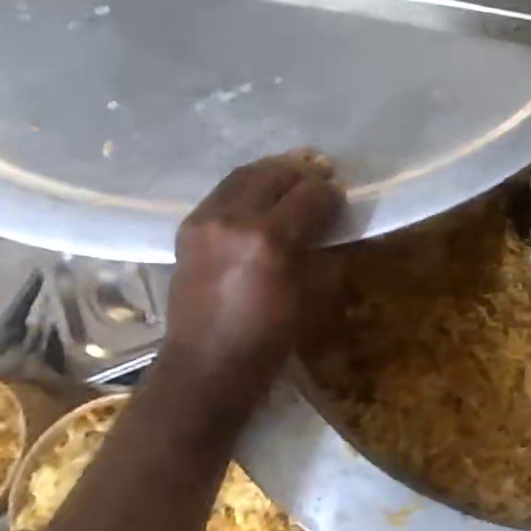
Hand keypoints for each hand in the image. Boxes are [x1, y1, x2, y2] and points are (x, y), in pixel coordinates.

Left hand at [162, 153, 343, 391]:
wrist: (210, 360)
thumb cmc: (273, 335)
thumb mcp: (315, 294)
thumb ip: (323, 250)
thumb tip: (329, 224)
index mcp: (271, 239)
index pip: (310, 195)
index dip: (331, 193)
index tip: (342, 196)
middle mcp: (235, 219)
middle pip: (276, 174)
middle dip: (304, 172)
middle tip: (323, 173)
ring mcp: (206, 220)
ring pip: (245, 174)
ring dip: (275, 170)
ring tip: (295, 172)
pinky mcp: (189, 226)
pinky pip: (223, 191)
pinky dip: (248, 184)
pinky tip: (263, 191)